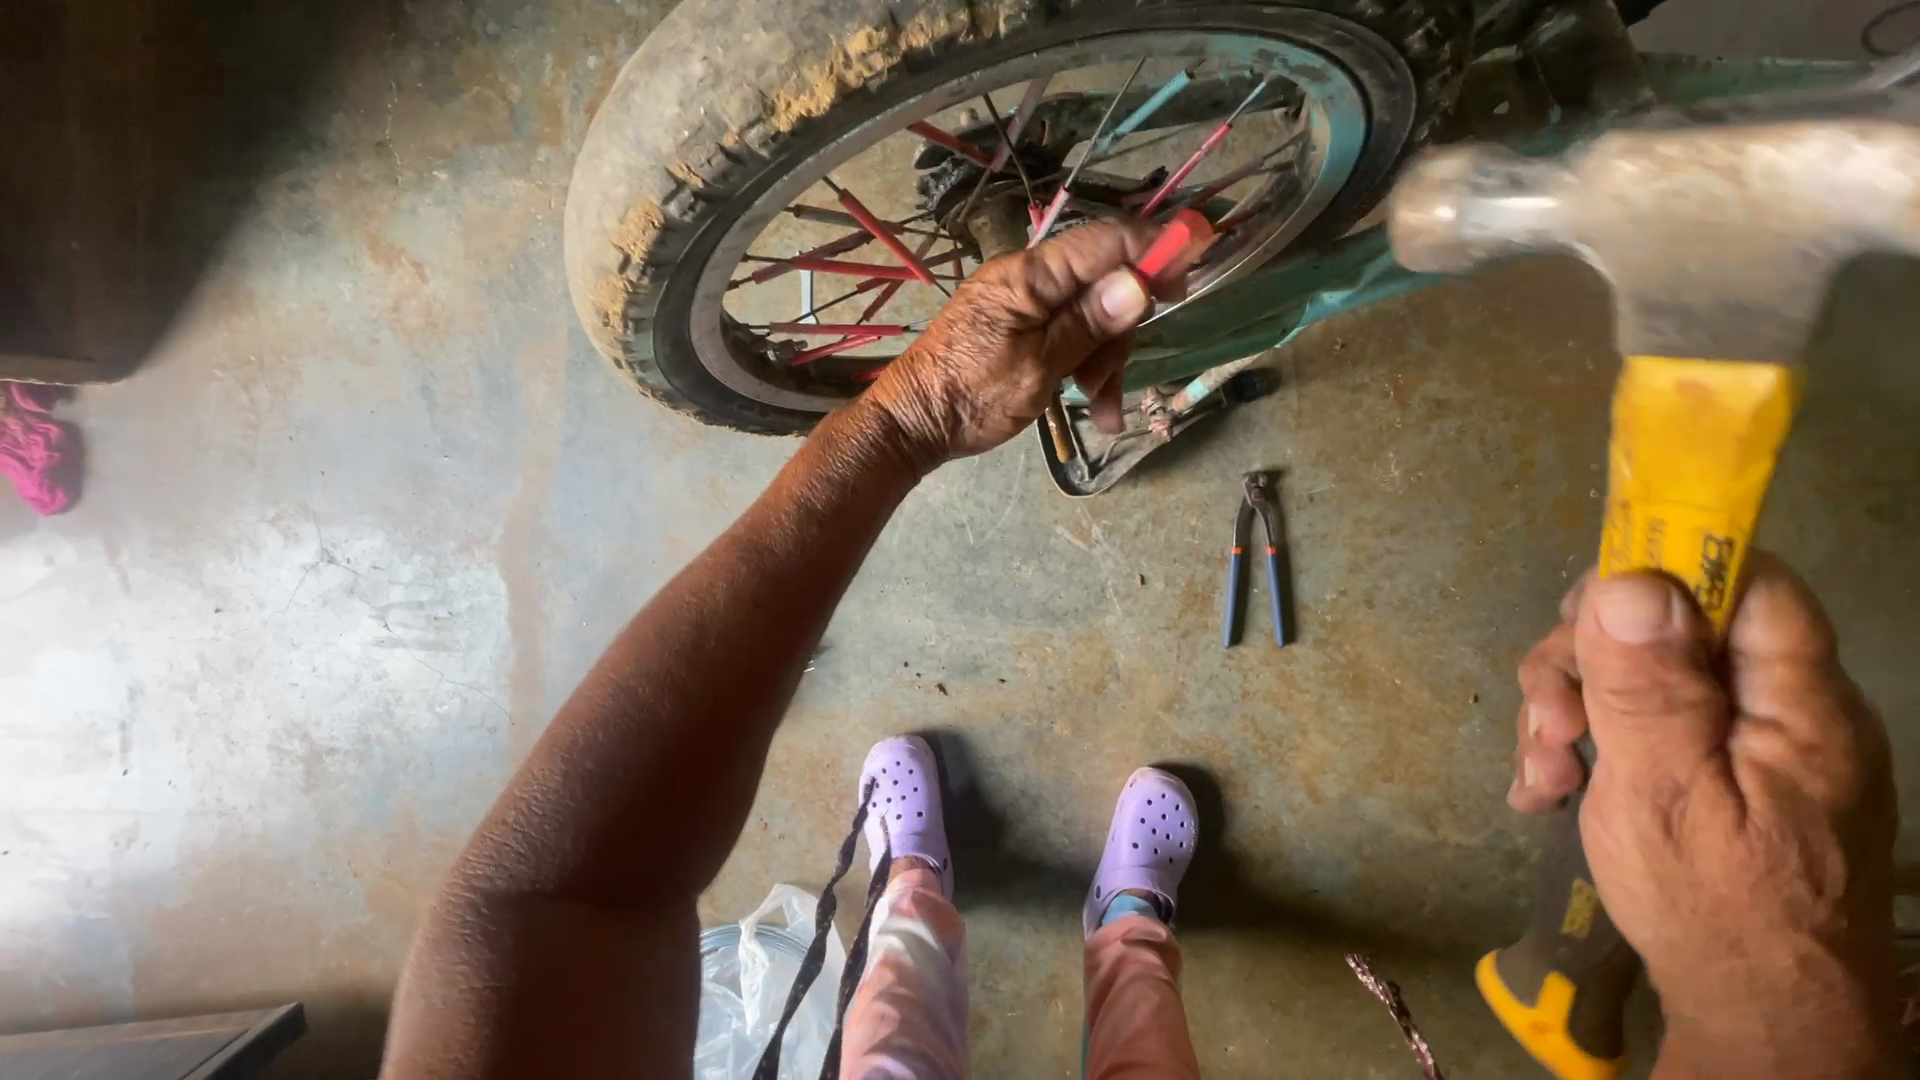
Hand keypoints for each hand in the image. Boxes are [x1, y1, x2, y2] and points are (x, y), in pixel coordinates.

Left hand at [861, 218, 1171, 466]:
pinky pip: (1071, 338)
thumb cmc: (968, 397)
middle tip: (1117, 377)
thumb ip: (1087, 324)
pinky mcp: (1024, 331)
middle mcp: (1031, 280)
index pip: (1105, 241)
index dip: (1156, 242)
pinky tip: (1096, 410)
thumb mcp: (1036, 367)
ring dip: (1107, 362)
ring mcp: (1027, 306)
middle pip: (1106, 285)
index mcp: (1030, 275)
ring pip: (1094, 318)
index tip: (1203, 245)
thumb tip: (1139, 283)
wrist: (914, 426)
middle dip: (1122, 330)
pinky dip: (1087, 369)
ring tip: (1102, 409)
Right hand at [1509, 555, 1898, 1075]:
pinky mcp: (1702, 762)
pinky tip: (1545, 786)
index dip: (1662, 572)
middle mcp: (1773, 705)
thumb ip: (1649, 687)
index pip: (1747, 583)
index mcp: (1793, 703)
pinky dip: (1577, 741)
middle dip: (1579, 664)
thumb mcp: (1663, 791)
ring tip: (1539, 775)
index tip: (1580, 613)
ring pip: (1628, 671)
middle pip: (1662, 625)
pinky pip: (1628, 717)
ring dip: (1563, 710)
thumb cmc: (1712, 902)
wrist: (1752, 1010)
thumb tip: (1629, 582)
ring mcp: (1735, 735)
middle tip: (1546, 725)